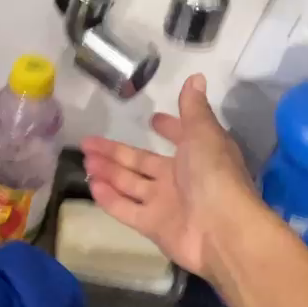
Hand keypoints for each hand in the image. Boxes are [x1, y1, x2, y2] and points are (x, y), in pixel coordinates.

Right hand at [81, 73, 258, 277]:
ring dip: (108, 172)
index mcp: (197, 154)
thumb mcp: (204, 133)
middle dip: (116, 152)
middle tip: (88, 142)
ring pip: (130, 184)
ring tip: (85, 160)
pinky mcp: (153, 226)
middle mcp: (180, 178)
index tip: (152, 120)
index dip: (168, 128)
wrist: (222, 230)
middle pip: (142, 162)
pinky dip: (110, 199)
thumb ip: (193, 108)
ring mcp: (166, 203)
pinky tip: (92, 186)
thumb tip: (196, 77)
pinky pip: (127, 209)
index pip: (179, 137)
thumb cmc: (214, 175)